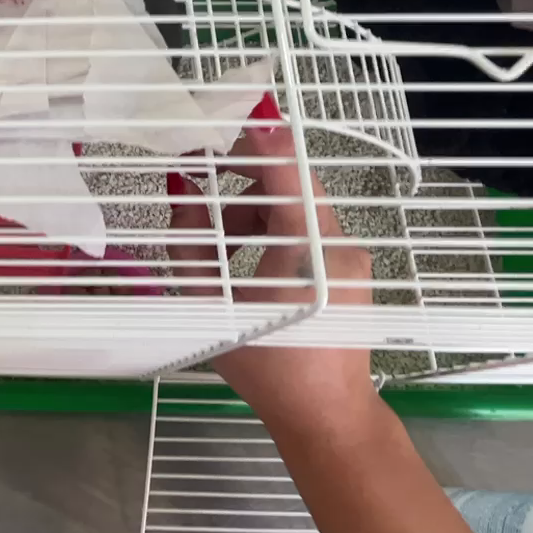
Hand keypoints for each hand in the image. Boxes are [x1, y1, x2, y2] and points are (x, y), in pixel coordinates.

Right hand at [165, 123, 377, 427]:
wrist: (326, 417)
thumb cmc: (266, 366)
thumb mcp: (211, 303)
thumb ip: (188, 242)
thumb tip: (180, 189)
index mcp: (310, 250)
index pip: (287, 173)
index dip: (258, 139)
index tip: (227, 116)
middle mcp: (340, 243)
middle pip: (291, 184)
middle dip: (243, 177)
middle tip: (199, 177)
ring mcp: (351, 255)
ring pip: (297, 206)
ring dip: (253, 208)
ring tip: (216, 236)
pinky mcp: (351, 267)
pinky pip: (306, 229)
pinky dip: (271, 229)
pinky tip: (242, 256)